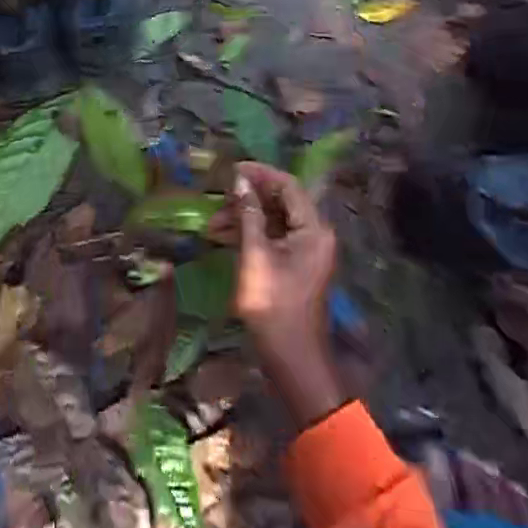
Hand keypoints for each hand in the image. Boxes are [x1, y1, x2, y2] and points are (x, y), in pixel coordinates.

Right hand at [231, 162, 345, 426]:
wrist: (290, 357)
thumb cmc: (272, 304)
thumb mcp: (255, 254)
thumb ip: (248, 214)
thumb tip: (239, 181)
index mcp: (313, 228)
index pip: (288, 185)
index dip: (260, 174)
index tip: (231, 169)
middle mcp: (315, 234)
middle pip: (281, 201)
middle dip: (248, 197)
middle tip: (218, 195)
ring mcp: (306, 251)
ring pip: (274, 220)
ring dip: (245, 217)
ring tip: (212, 222)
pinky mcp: (295, 265)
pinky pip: (273, 238)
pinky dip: (250, 234)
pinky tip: (222, 236)